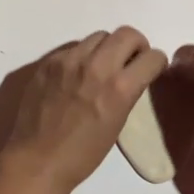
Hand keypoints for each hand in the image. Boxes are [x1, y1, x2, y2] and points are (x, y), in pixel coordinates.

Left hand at [0, 27, 168, 193]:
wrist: (38, 160)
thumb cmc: (83, 153)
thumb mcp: (117, 123)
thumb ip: (126, 92)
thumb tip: (130, 75)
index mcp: (119, 88)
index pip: (152, 57)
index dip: (156, 62)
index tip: (151, 69)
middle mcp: (96, 66)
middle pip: (127, 33)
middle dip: (135, 45)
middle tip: (129, 62)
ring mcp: (69, 61)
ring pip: (99, 36)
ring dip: (107, 48)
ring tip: (100, 68)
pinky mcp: (49, 62)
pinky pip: (73, 48)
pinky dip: (82, 57)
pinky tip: (75, 77)